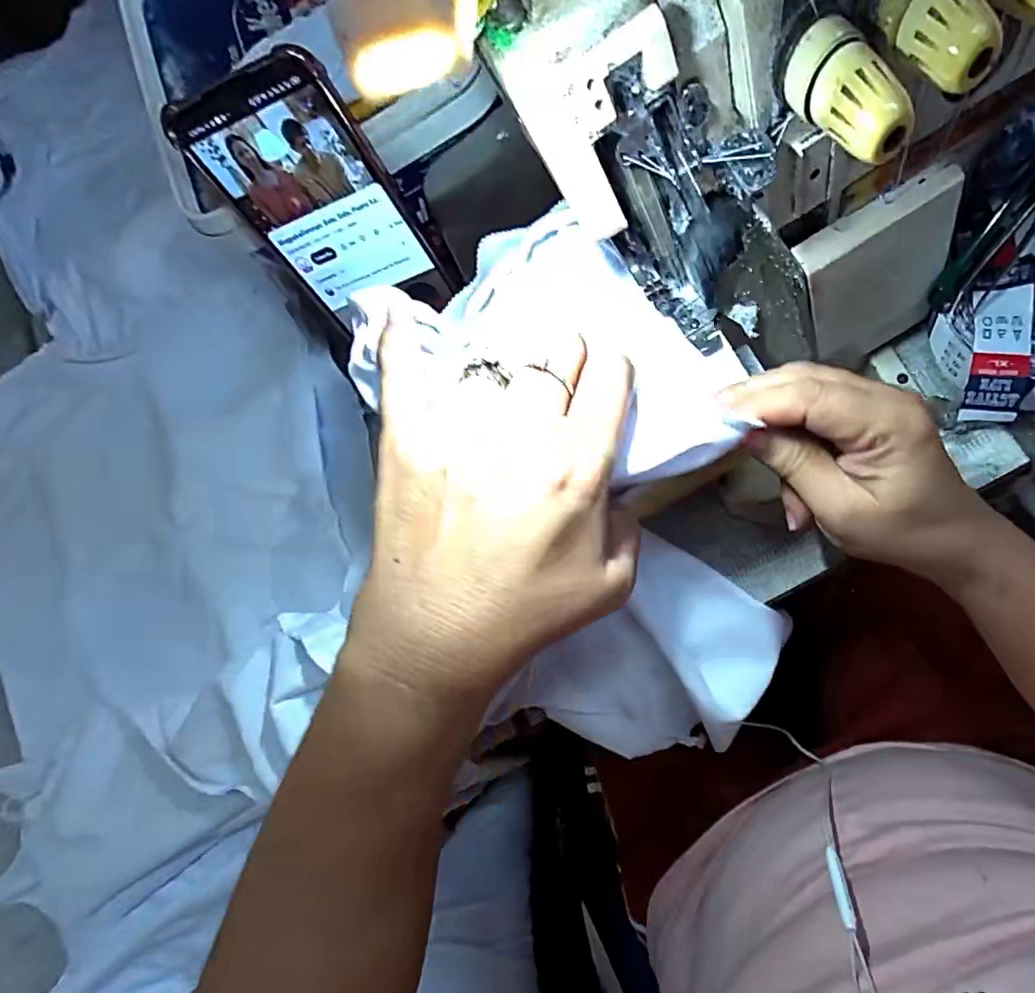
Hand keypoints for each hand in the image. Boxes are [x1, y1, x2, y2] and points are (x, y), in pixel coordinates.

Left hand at [340, 331, 639, 707]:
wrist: (439, 638)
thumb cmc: (531, 613)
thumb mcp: (613, 584)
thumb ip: (630, 526)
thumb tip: (616, 486)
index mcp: (578, 472)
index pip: (608, 385)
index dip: (615, 368)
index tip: (610, 371)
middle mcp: (523, 441)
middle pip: (554, 360)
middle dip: (569, 354)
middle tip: (565, 364)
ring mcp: (459, 435)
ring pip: (492, 361)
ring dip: (509, 359)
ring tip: (508, 371)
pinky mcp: (407, 441)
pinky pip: (405, 372)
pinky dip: (404, 337)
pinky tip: (405, 312)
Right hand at [719, 363, 1001, 585]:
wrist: (953, 539)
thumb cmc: (901, 535)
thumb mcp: (841, 510)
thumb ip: (795, 465)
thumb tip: (750, 434)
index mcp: (886, 419)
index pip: (810, 394)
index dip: (759, 401)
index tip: (717, 415)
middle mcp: (885, 395)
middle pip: (808, 378)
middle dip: (758, 396)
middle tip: (715, 415)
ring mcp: (881, 399)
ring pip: (811, 387)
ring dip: (775, 413)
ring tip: (744, 441)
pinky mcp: (874, 410)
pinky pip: (823, 404)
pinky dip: (795, 426)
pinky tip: (781, 456)